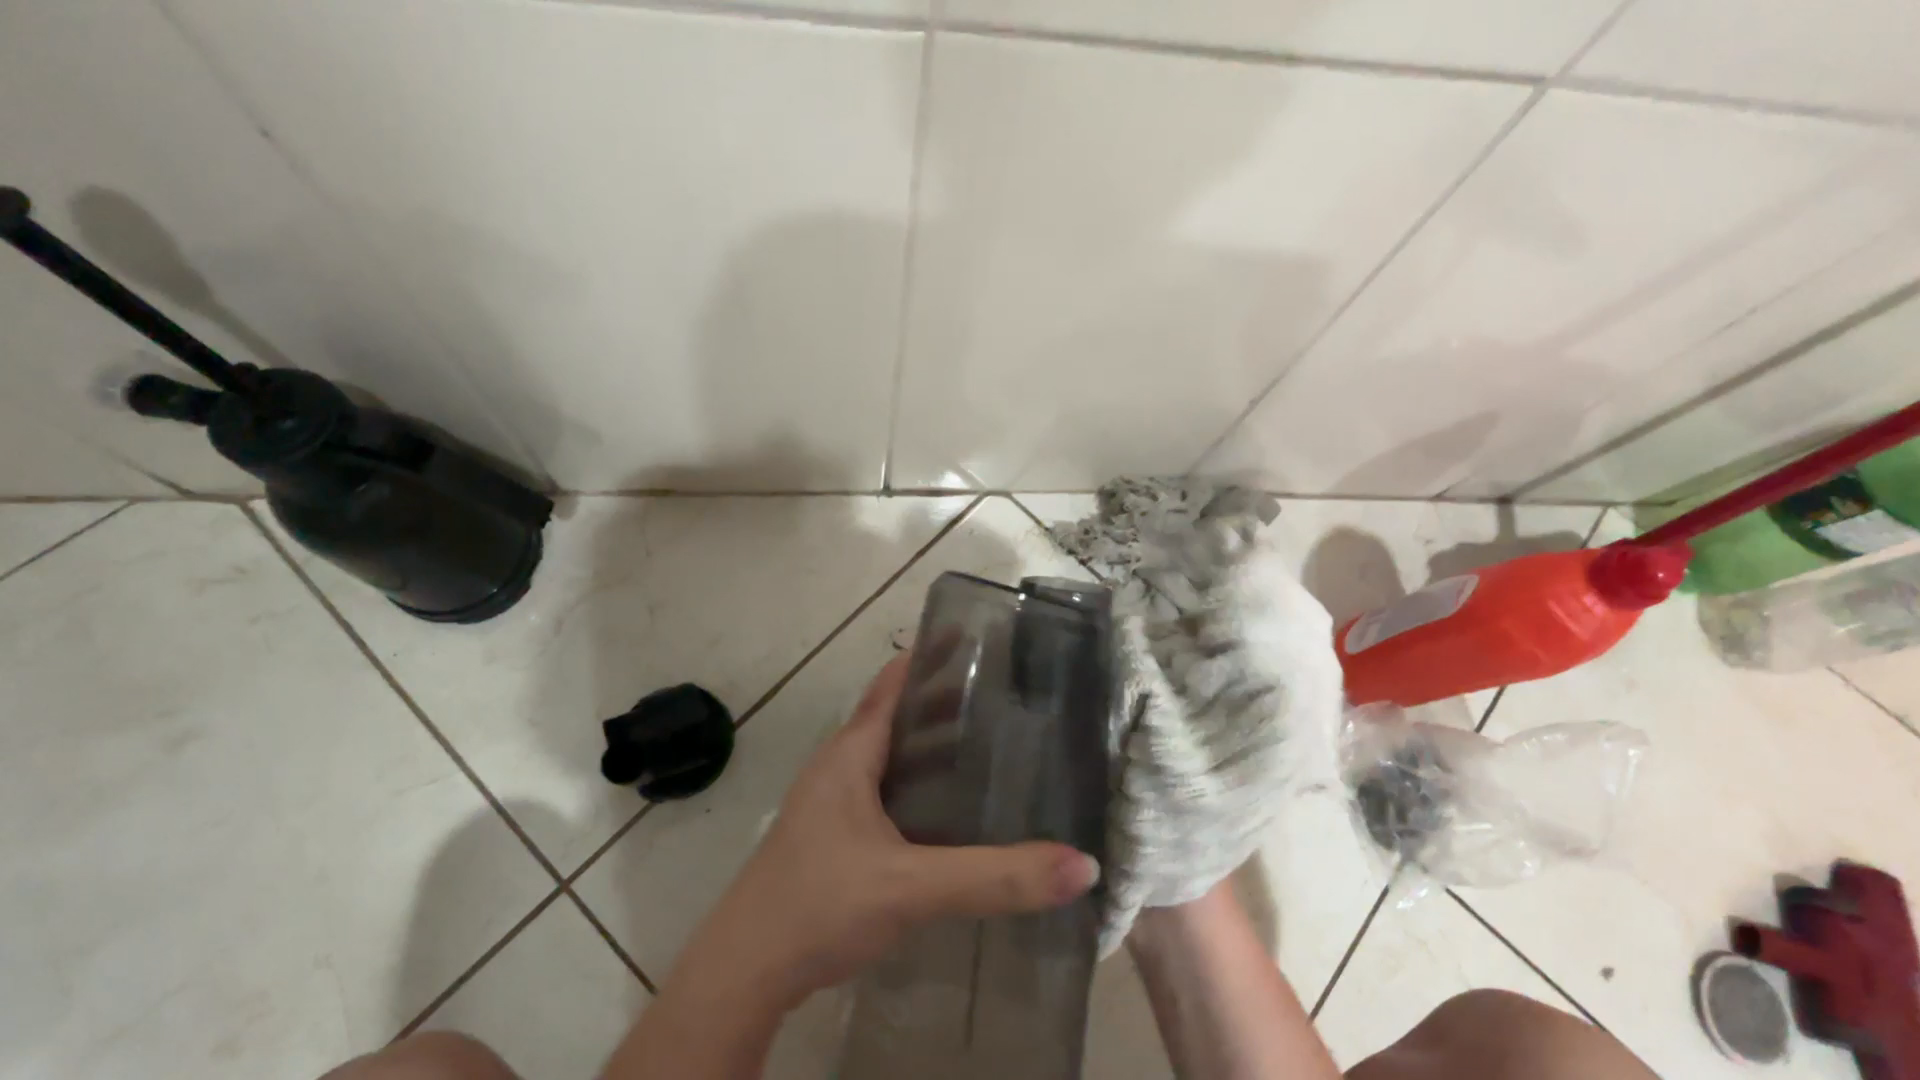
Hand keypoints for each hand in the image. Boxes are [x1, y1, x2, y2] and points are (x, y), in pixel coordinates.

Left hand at [683, 651, 1101, 1009]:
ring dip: (937, 749)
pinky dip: (926, 790)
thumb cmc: (818, 905)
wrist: (745, 971)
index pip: (895, 683)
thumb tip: (1084, 865)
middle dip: (949, 703)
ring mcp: (834, 807)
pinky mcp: (838, 842)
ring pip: (895, 760)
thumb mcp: (912, 887)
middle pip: (899, 718)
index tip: (986, 641)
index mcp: (851, 754)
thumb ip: (995, 877)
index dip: (934, 655)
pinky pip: (891, 797)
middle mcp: (840, 769)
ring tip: (996, 750)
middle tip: (1012, 698)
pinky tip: (957, 817)